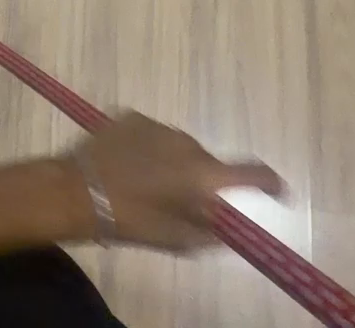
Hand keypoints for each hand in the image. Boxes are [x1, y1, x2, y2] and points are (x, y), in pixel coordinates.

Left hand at [64, 111, 284, 252]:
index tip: (278, 191)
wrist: (77, 190)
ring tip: (150, 184)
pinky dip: (151, 148)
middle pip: (207, 162)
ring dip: (175, 163)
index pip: (251, 172)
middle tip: (184, 202)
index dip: (269, 182)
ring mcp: (155, 124)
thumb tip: (223, 221)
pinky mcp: (129, 115)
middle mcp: (185, 142)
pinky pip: (152, 134)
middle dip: (203, 180)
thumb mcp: (178, 238)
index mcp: (202, 173)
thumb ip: (210, 230)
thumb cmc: (130, 219)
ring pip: (179, 147)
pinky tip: (131, 164)